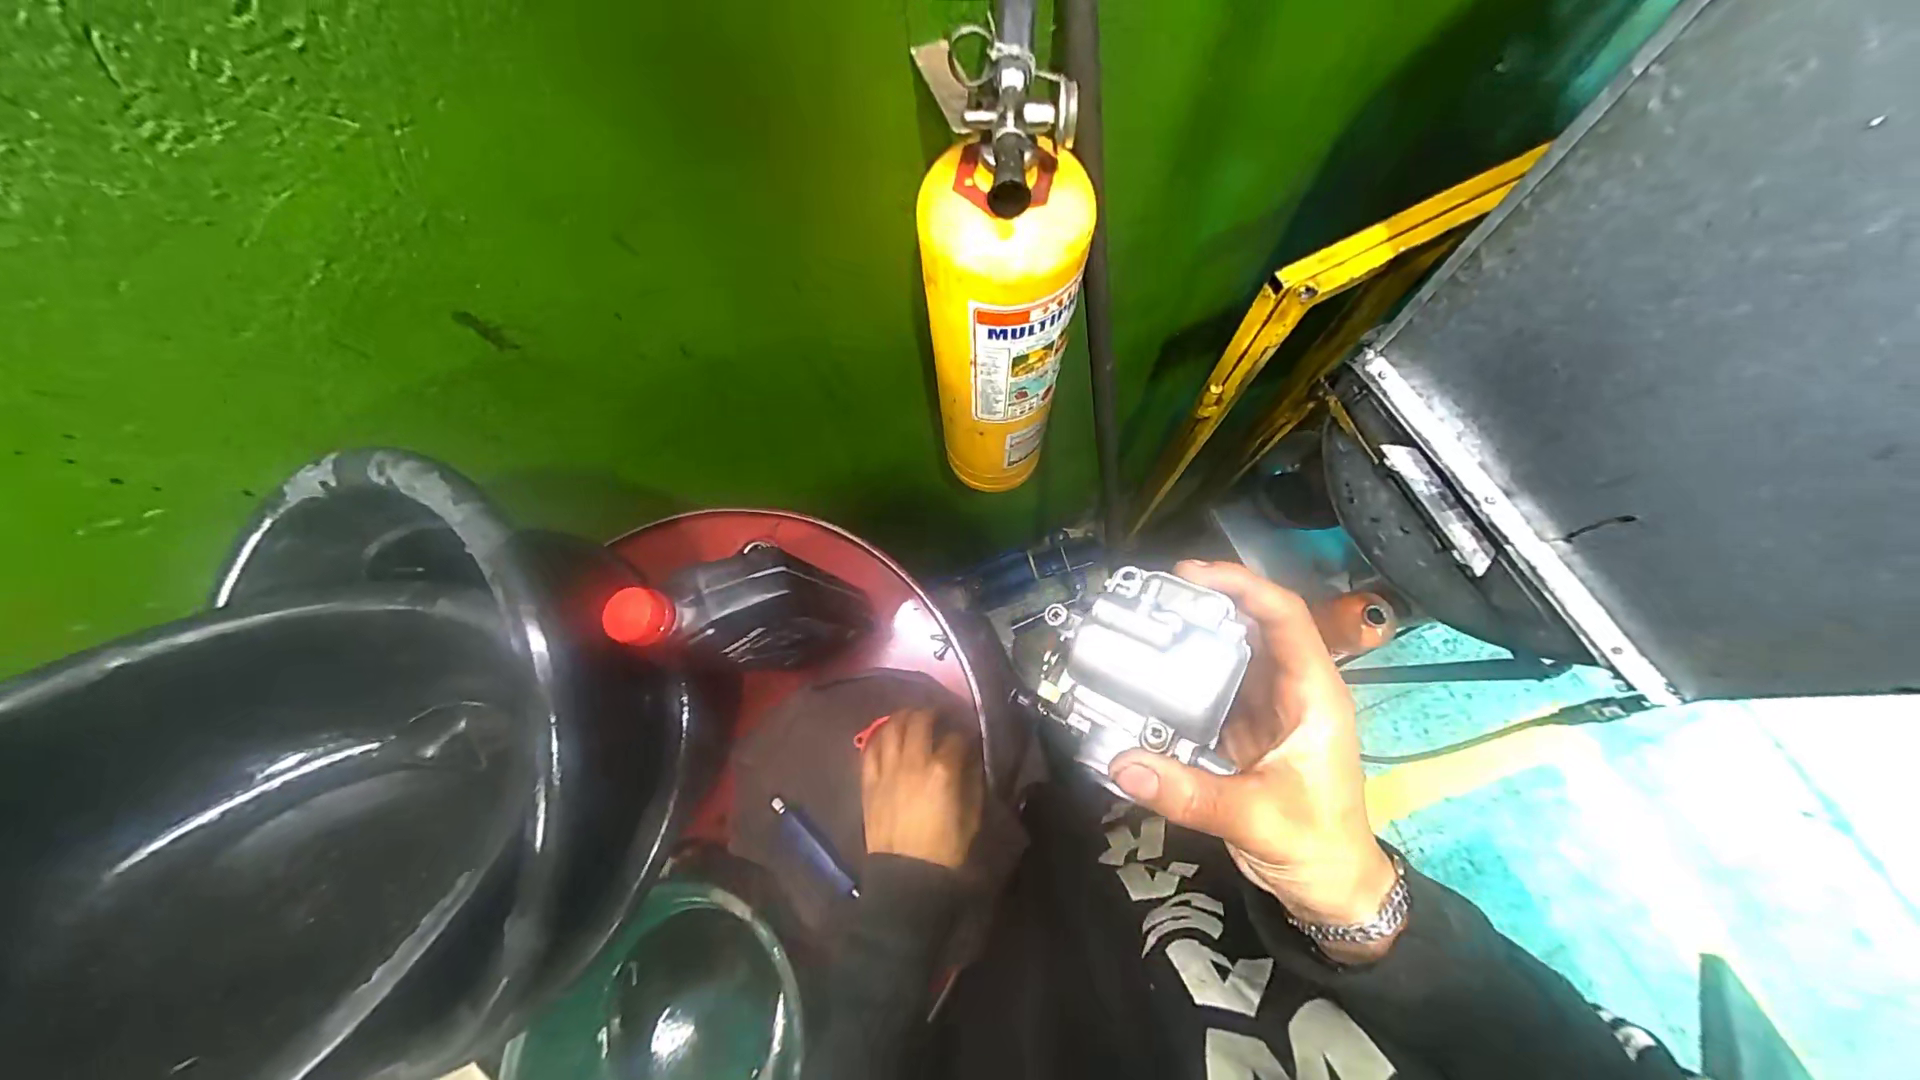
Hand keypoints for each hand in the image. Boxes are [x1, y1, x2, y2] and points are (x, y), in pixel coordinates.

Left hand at [860, 708, 983, 869]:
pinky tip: (886, 734)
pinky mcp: (869, 781)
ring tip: (912, 717)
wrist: (907, 877)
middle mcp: (913, 762)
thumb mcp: (972, 815)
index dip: (964, 733)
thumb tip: (969, 759)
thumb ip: (971, 780)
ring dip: (904, 716)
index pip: (956, 737)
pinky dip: (879, 735)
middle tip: (939, 715)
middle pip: (920, 720)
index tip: (967, 735)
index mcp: (943, 770)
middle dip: (932, 712)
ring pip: (892, 727)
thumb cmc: (946, 849)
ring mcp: (887, 770)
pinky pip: (870, 748)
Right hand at [1108, 561, 1399, 961]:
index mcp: (1313, 694)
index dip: (1242, 585)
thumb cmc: (1317, 847)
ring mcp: (1267, 706)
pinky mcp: (1245, 725)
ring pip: (1231, 650)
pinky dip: (1184, 671)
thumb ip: (1188, 793)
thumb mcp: (1255, 819)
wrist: (1331, 889)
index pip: (1284, 617)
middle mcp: (1291, 688)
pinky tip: (1150, 671)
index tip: (1191, 574)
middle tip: (1153, 595)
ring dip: (1193, 632)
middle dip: (1206, 601)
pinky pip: (1213, 683)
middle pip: (1252, 623)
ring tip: (1146, 622)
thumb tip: (1122, 764)